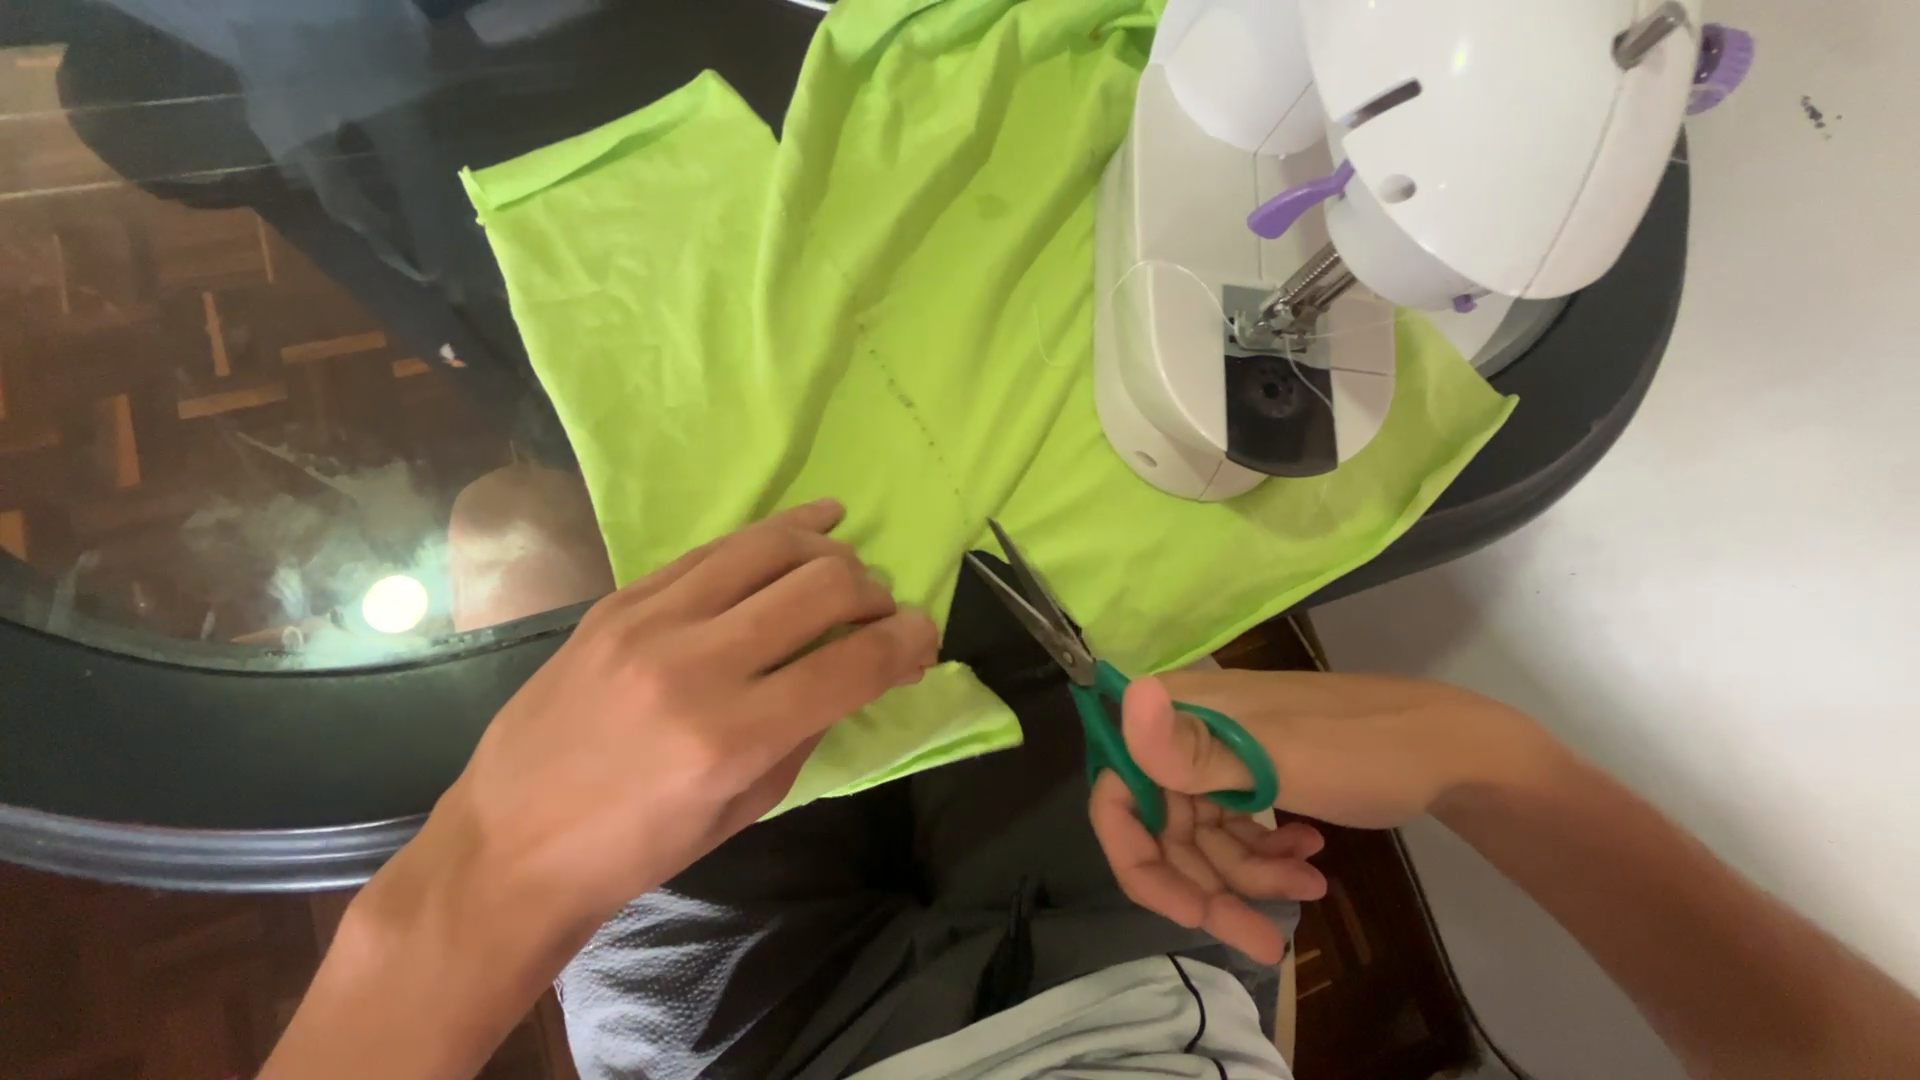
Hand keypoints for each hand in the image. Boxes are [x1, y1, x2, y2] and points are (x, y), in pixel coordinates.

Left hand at [439, 499, 938, 929]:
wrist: (509, 843)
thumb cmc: (637, 847)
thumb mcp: (745, 807)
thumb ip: (808, 729)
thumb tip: (856, 668)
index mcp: (731, 737)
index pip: (854, 664)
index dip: (909, 643)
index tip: (925, 640)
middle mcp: (695, 665)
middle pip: (823, 586)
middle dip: (876, 595)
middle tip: (882, 615)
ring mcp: (649, 621)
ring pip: (771, 547)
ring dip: (830, 552)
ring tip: (848, 568)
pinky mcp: (620, 601)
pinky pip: (715, 548)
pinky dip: (776, 531)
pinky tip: (812, 522)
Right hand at [1091, 668, 1545, 961]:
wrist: (1453, 746)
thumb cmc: (1362, 748)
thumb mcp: (1277, 759)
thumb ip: (1193, 747)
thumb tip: (1129, 695)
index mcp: (1174, 711)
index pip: (1117, 792)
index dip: (1136, 855)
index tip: (1186, 910)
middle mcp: (1183, 730)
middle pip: (1160, 825)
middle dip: (1205, 885)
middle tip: (1257, 936)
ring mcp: (1216, 754)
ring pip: (1201, 836)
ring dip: (1244, 875)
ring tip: (1308, 888)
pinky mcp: (1248, 773)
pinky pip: (1233, 828)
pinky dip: (1264, 855)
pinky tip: (1310, 862)